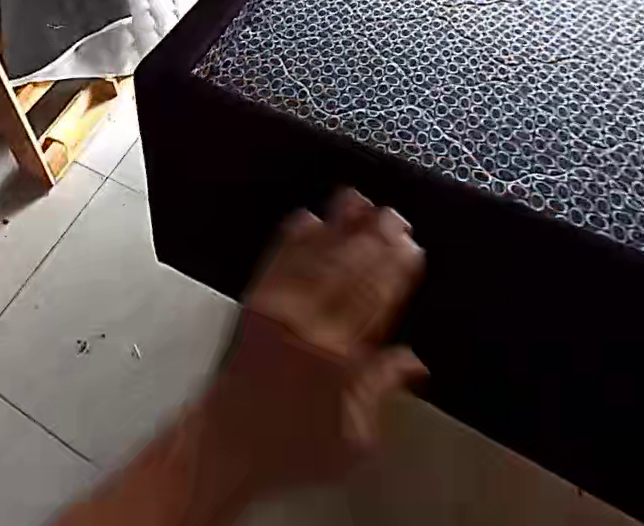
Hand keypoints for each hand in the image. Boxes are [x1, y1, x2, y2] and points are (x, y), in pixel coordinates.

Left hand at [200, 189, 426, 491]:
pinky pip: (279, 259)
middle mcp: (311, 323)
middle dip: (375, 237)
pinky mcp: (257, 299)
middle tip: (393, 214)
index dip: (396, 268)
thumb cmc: (291, 444)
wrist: (229, 439)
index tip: (412, 246)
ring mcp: (281, 306)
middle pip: (351, 268)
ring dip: (339, 225)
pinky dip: (294, 235)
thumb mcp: (353, 437)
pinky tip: (307, 215)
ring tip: (357, 200)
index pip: (377, 298)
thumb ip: (383, 389)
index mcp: (340, 355)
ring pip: (317, 255)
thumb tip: (414, 361)